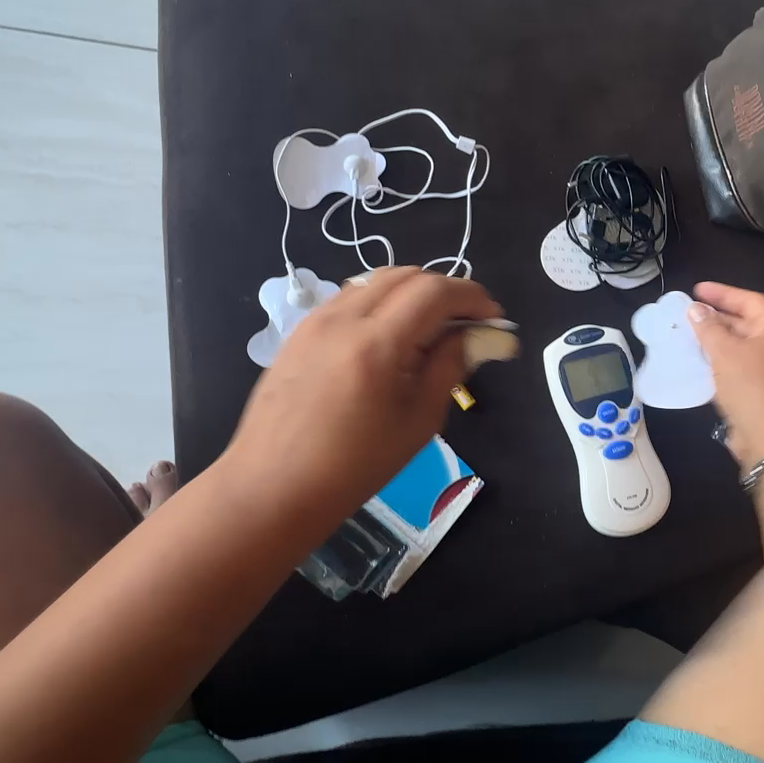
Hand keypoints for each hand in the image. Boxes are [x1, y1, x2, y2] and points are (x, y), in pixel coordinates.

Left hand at [223, 267, 502, 526]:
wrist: (270, 488)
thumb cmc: (354, 467)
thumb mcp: (419, 422)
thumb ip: (449, 367)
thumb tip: (472, 336)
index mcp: (377, 345)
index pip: (435, 291)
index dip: (472, 296)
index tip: (493, 318)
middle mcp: (344, 319)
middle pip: (408, 275)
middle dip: (446, 290)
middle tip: (467, 321)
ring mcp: (316, 321)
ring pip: (378, 279)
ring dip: (414, 291)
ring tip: (431, 325)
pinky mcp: (300, 331)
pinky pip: (351, 296)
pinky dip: (382, 300)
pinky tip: (391, 333)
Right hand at [688, 281, 763, 464]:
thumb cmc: (752, 389)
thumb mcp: (725, 353)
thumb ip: (709, 328)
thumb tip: (695, 309)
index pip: (751, 300)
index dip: (722, 293)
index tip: (696, 289)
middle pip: (750, 322)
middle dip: (720, 316)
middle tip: (691, 312)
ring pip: (747, 345)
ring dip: (721, 340)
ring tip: (693, 335)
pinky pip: (747, 365)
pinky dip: (727, 360)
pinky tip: (706, 363)